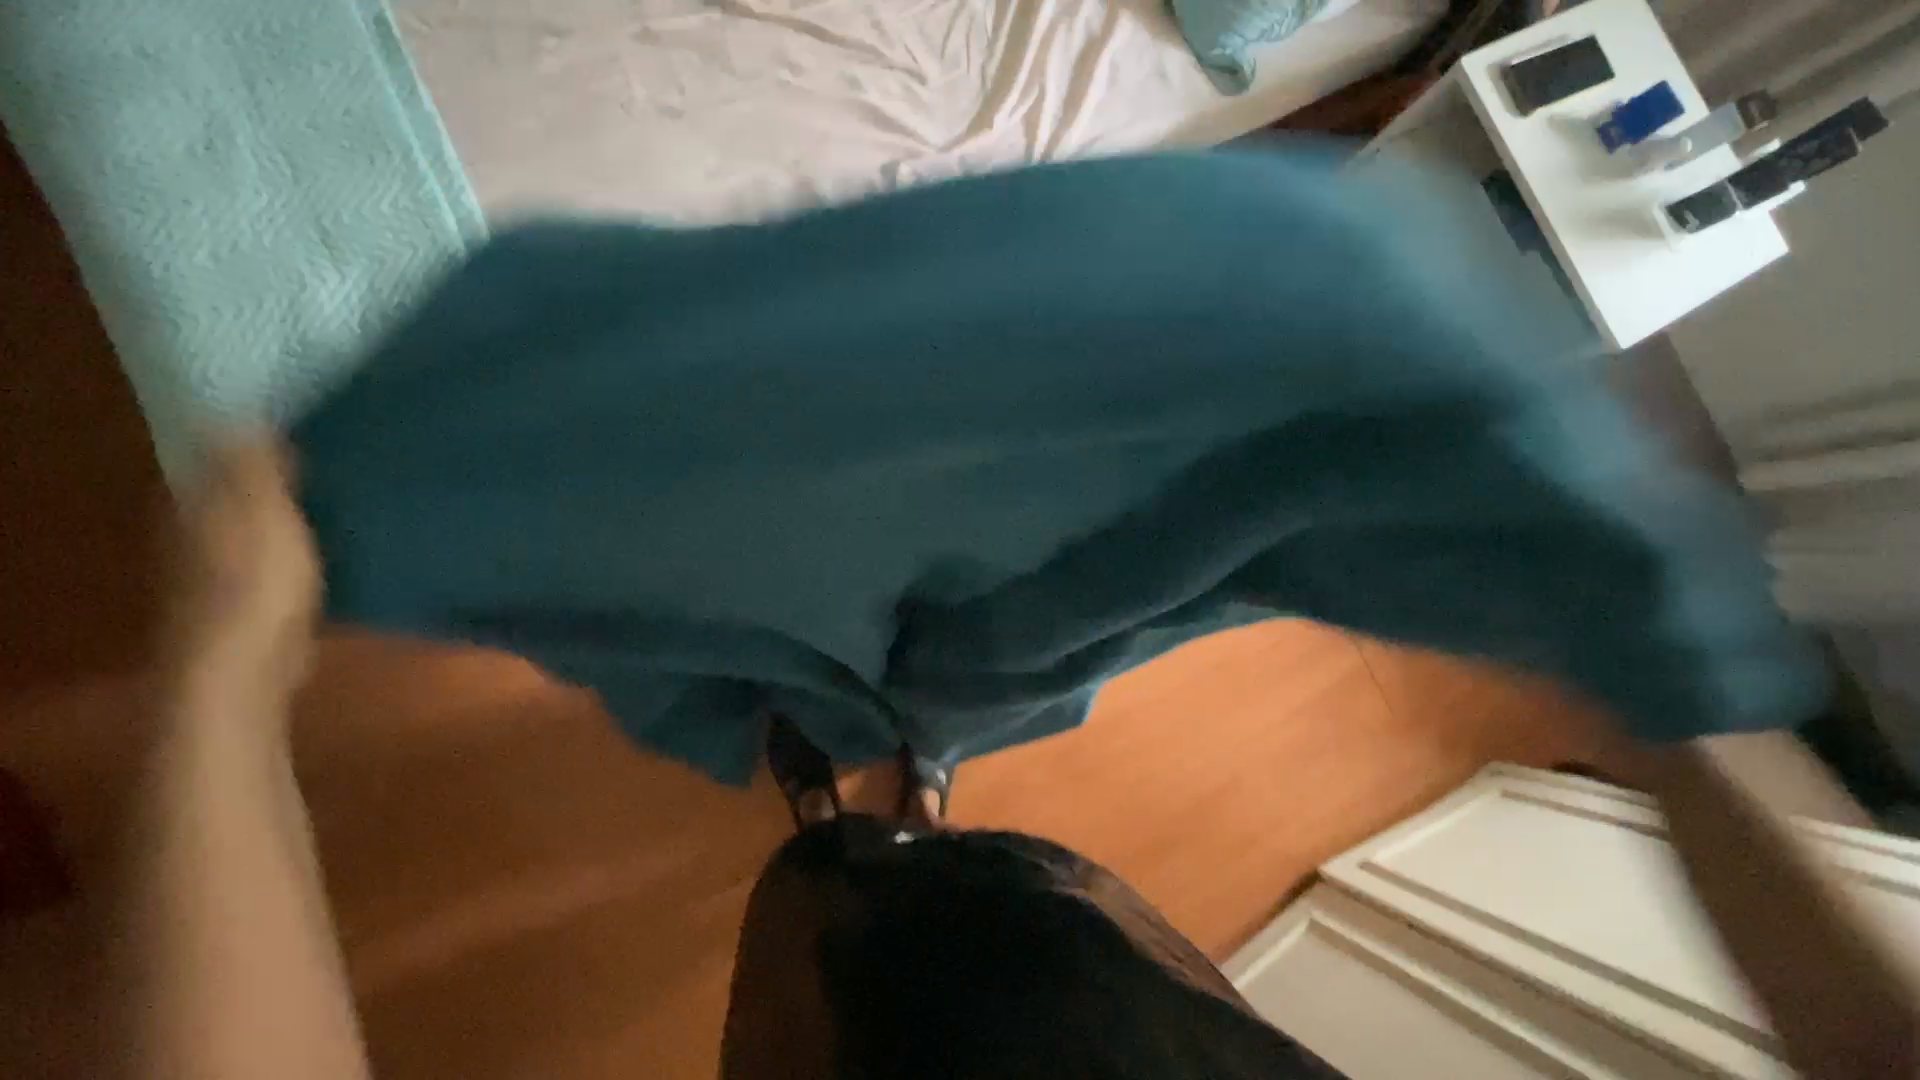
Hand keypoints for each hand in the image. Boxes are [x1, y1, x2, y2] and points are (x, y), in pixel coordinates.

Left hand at [164, 438, 320, 715]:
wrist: (244, 672)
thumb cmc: (255, 588)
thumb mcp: (263, 516)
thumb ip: (256, 469)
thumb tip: (245, 413)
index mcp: (193, 507)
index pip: (213, 458)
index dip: (248, 439)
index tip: (295, 421)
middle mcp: (194, 535)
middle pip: (231, 492)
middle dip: (270, 475)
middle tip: (324, 454)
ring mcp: (217, 574)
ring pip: (252, 528)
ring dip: (284, 514)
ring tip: (335, 495)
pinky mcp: (248, 605)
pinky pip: (273, 561)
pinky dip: (295, 549)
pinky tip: (328, 547)